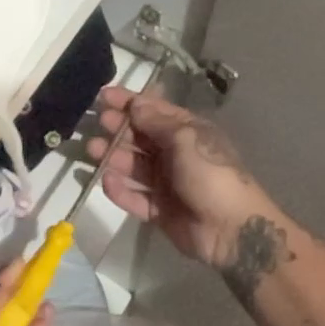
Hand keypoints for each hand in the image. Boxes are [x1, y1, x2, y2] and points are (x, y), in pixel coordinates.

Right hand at [86, 87, 274, 266]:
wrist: (232, 229)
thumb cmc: (211, 174)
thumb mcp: (186, 140)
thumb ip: (157, 123)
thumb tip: (136, 105)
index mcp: (188, 132)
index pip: (155, 111)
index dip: (130, 102)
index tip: (103, 96)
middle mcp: (175, 154)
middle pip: (141, 138)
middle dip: (119, 128)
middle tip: (99, 123)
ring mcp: (166, 183)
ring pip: (134, 166)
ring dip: (113, 157)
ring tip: (93, 150)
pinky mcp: (159, 209)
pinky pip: (134, 197)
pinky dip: (120, 190)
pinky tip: (105, 181)